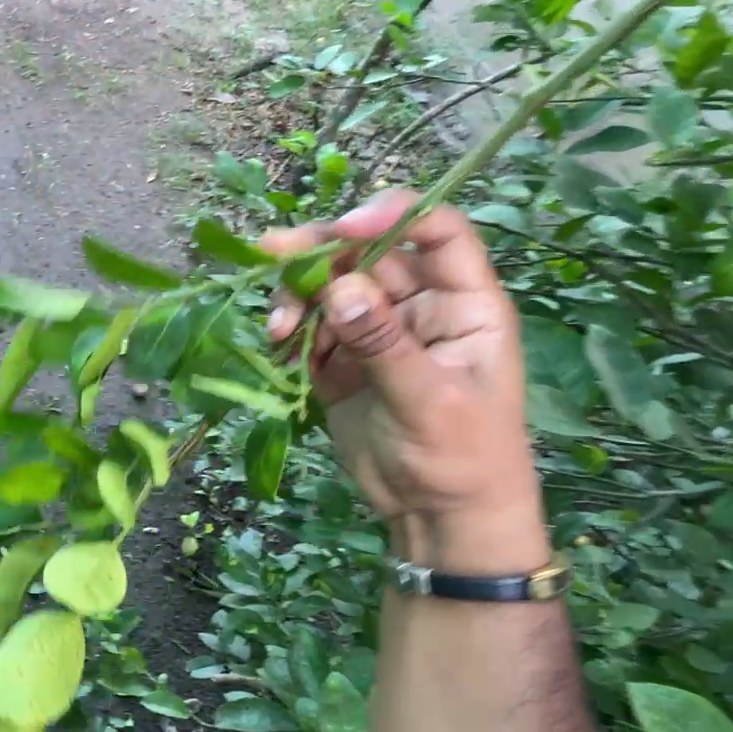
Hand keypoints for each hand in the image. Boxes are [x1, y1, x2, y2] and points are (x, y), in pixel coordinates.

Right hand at [264, 191, 547, 574]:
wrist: (435, 515)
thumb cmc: (461, 456)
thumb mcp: (428, 399)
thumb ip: (384, 342)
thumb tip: (339, 287)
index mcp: (462, 302)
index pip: (435, 233)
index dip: (391, 216)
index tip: (342, 227)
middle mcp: (417, 306)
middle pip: (365, 254)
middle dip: (318, 253)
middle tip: (270, 254)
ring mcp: (374, 333)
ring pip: (327, 289)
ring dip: (295, 298)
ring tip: (278, 331)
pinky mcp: (340, 361)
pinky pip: (308, 330)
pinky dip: (288, 333)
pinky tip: (278, 350)